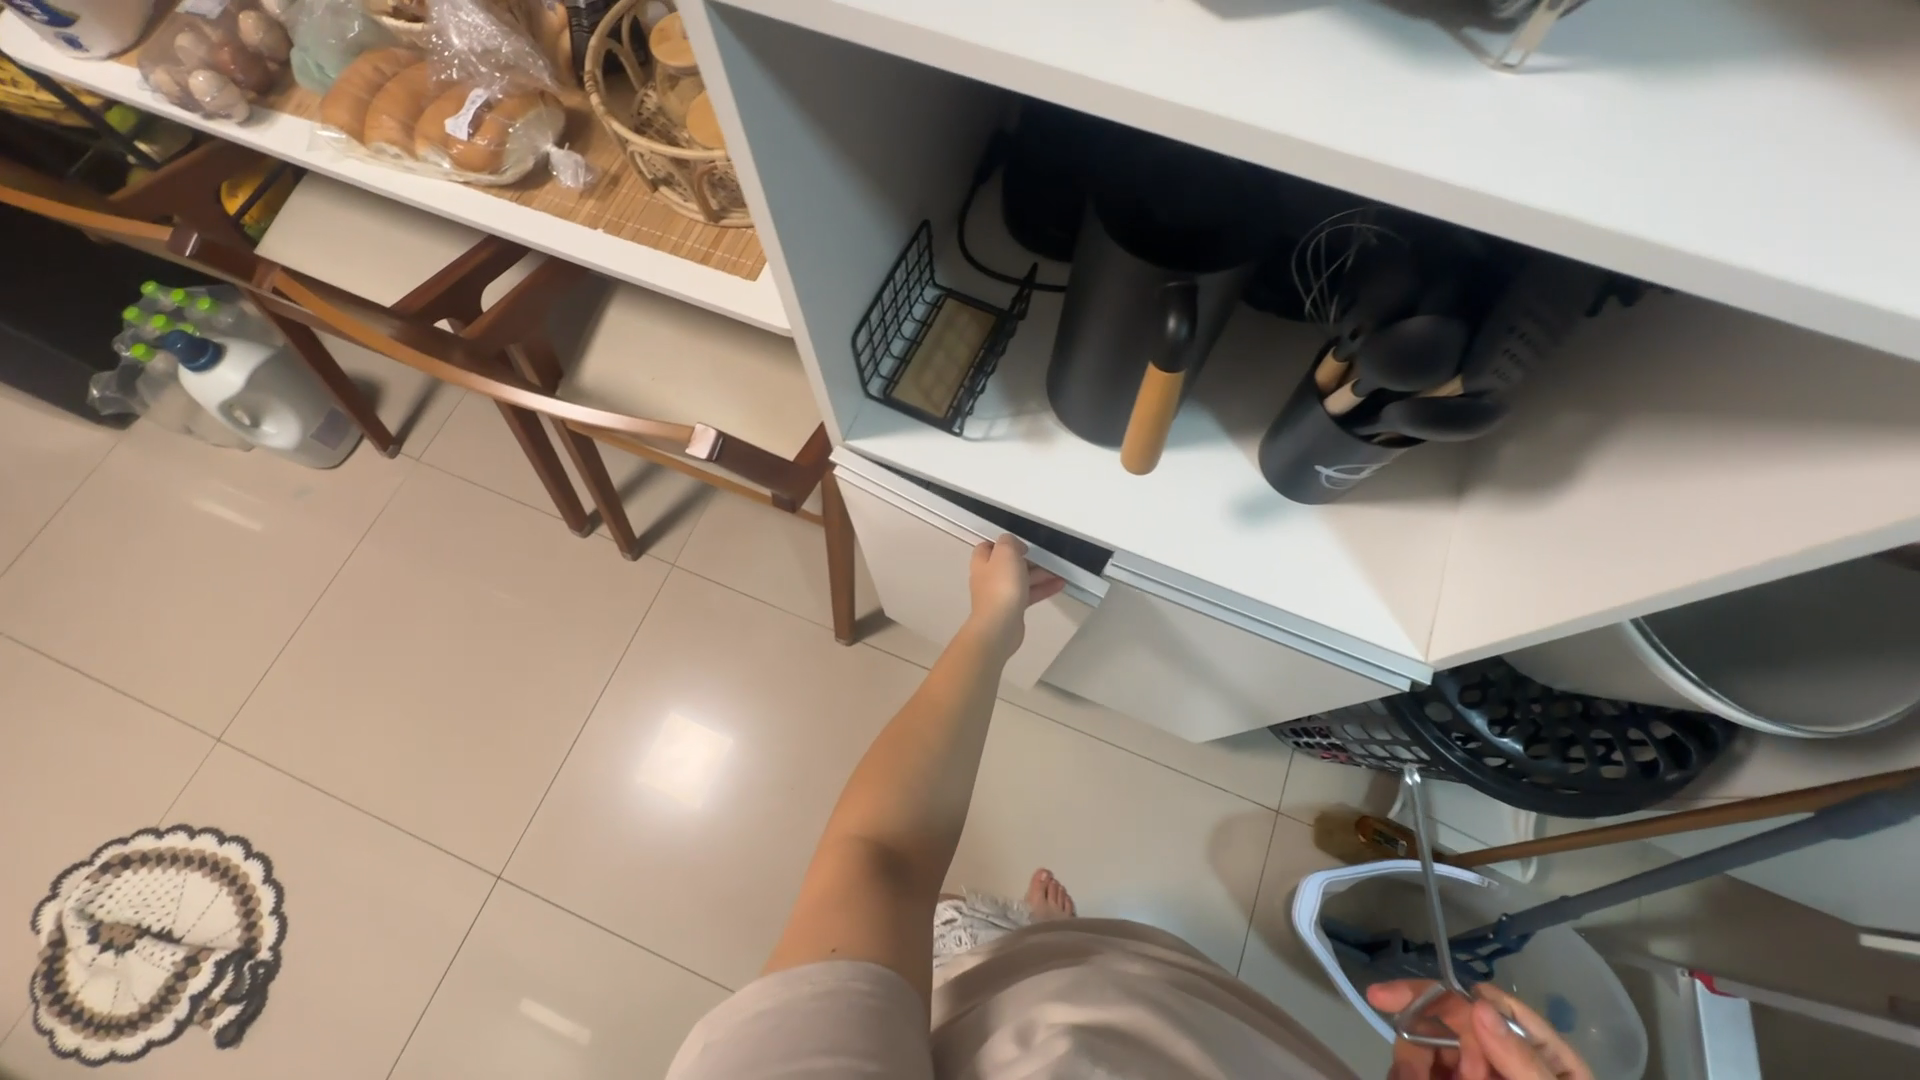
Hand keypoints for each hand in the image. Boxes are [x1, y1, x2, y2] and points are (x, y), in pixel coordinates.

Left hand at [966, 535, 1065, 659]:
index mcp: (982, 562)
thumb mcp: (1005, 553)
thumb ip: (1009, 542)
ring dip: (1040, 574)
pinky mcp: (1012, 608)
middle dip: (1029, 559)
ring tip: (1060, 570)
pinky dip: (1043, 588)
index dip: (1004, 543)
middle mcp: (989, 577)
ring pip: (1021, 579)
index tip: (1022, 542)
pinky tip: (1060, 585)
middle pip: (1009, 564)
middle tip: (1047, 556)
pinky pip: (1029, 594)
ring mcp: (1000, 594)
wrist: (999, 625)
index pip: (988, 547)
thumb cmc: (1001, 585)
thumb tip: (1014, 546)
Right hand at [1366, 980, 1592, 1079]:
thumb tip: (1479, 1006)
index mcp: (1539, 1052)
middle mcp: (1504, 1057)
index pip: (1485, 1003)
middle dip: (1416, 1044)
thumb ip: (1524, 1063)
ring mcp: (1479, 1077)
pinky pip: (1423, 1074)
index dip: (1435, 994)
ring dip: (1409, 1067)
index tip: (1384, 999)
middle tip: (1404, 1076)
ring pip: (1426, 1051)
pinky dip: (1407, 1076)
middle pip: (1444, 1024)